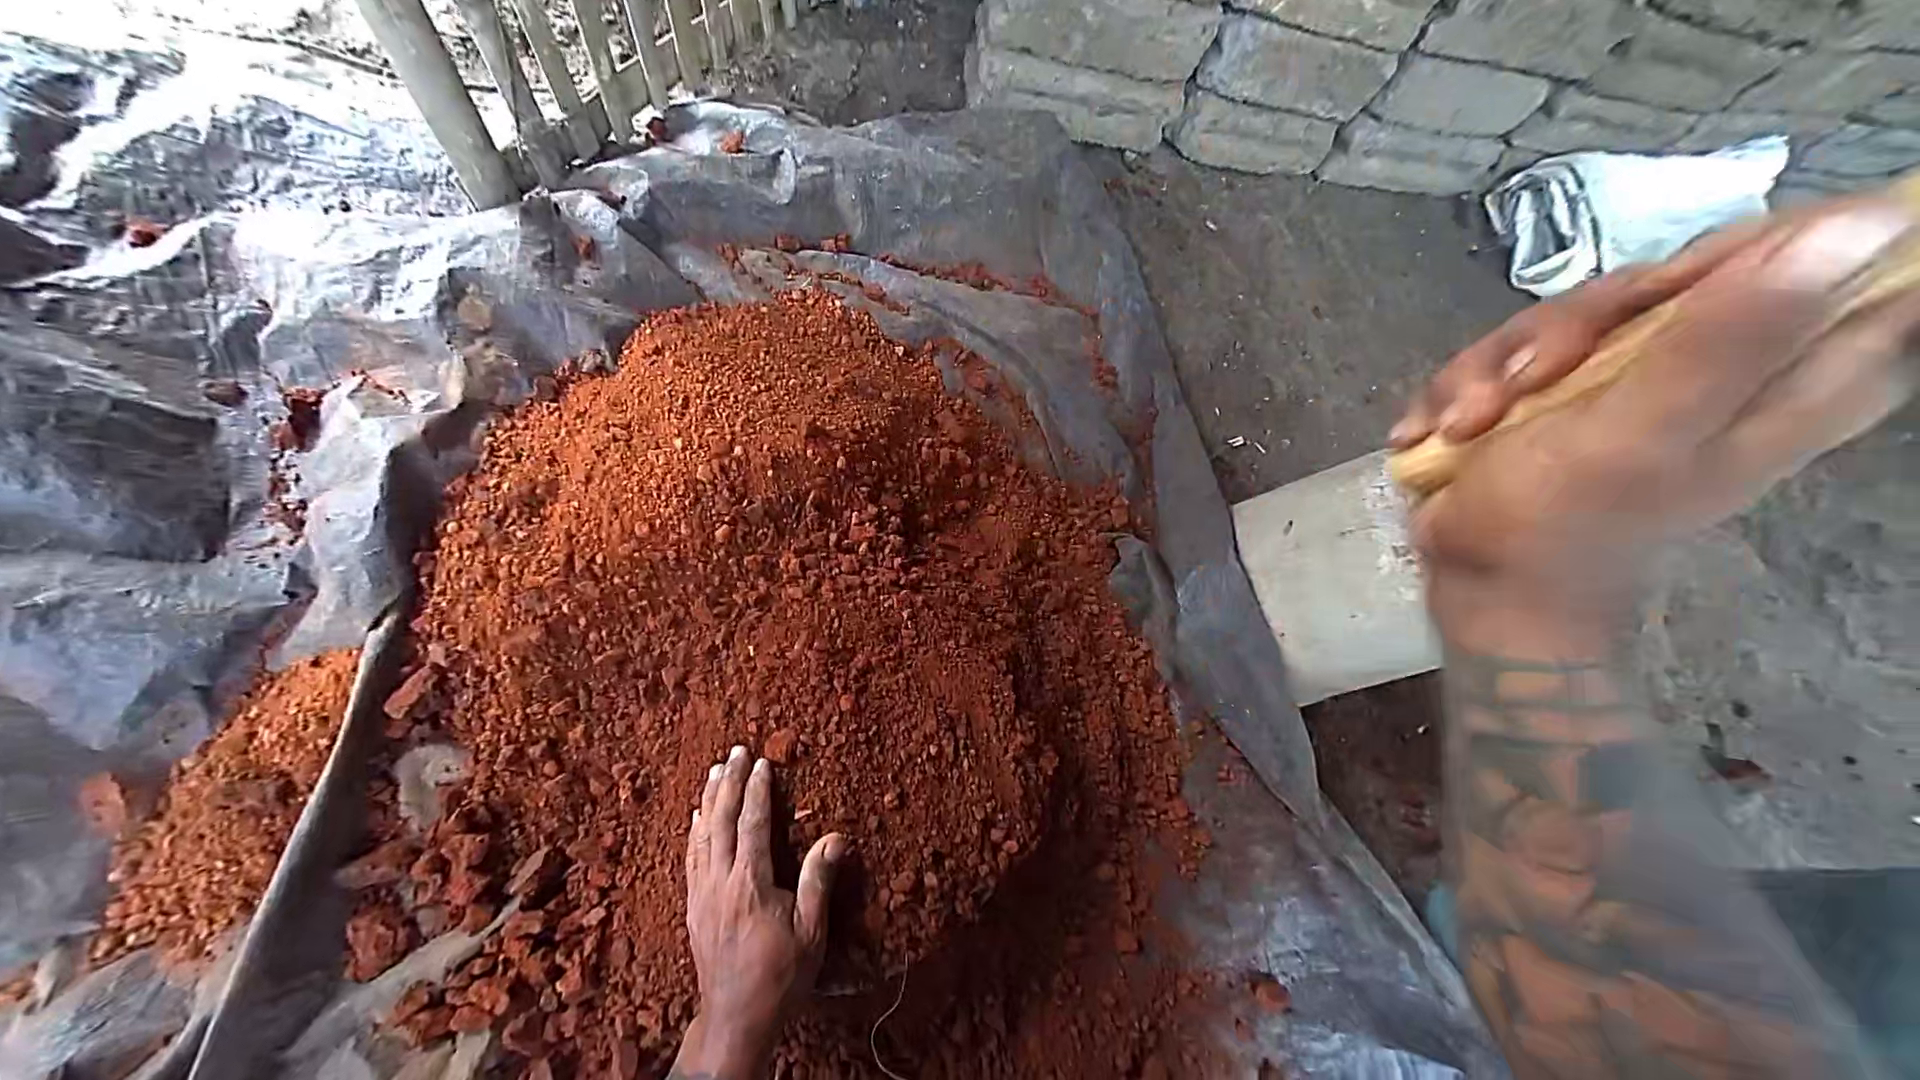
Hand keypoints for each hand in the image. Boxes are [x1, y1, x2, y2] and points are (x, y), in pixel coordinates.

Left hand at [675, 745, 846, 1078]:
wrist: (734, 1020)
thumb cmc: (780, 975)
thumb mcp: (811, 932)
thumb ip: (818, 881)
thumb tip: (836, 837)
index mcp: (750, 884)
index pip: (752, 824)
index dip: (757, 791)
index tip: (762, 763)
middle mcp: (720, 883)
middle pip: (721, 821)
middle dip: (728, 782)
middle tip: (735, 752)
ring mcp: (701, 895)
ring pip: (701, 835)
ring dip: (709, 799)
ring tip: (714, 771)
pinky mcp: (693, 907)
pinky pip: (690, 858)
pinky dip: (694, 831)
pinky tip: (696, 816)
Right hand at [1404, 199, 1919, 652]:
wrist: (1475, 578)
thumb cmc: (1556, 522)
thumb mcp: (1637, 435)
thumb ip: (1725, 341)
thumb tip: (1852, 226)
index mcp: (1776, 381)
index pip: (1817, 264)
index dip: (1738, 256)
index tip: (1657, 294)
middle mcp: (1699, 372)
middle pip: (1651, 285)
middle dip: (1562, 331)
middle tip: (1526, 383)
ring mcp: (1613, 384)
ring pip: (1557, 323)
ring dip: (1489, 372)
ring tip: (1463, 426)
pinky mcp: (1543, 398)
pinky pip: (1498, 360)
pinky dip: (1456, 395)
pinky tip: (1433, 433)